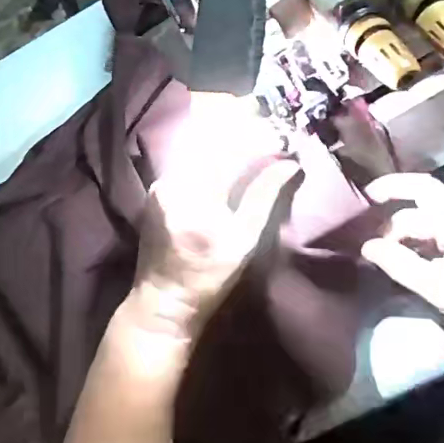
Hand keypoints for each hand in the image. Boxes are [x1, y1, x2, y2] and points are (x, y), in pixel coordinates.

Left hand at [125, 155, 299, 346]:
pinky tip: (225, 168)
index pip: (232, 154)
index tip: (281, 144)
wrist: (163, 299)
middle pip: (214, 149)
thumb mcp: (244, 241)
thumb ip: (264, 197)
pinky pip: (186, 165)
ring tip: (251, 155)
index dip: (258, 145)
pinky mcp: (156, 190)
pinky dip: (207, 162)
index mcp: (198, 198)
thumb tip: (288, 165)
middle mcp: (175, 184)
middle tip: (269, 145)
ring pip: (199, 154)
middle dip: (243, 143)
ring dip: (225, 150)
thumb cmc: (209, 276)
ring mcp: (161, 185)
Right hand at [361, 173, 443, 372]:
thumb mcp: (437, 287)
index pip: (420, 186)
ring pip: (436, 227)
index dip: (389, 187)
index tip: (362, 198)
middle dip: (394, 227)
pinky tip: (413, 269)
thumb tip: (366, 247)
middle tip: (369, 252)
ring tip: (385, 262)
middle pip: (424, 210)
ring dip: (410, 241)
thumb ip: (397, 263)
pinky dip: (428, 250)